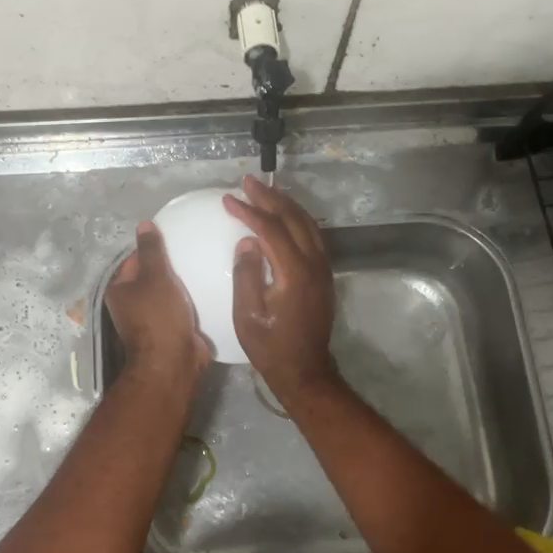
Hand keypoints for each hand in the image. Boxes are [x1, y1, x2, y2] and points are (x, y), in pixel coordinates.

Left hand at [105, 222, 210, 384]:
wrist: (174, 361)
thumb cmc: (159, 316)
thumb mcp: (155, 277)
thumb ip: (152, 250)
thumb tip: (144, 224)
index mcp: (120, 291)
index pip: (134, 260)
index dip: (153, 247)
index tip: (176, 236)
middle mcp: (132, 305)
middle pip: (152, 277)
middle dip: (171, 266)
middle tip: (194, 249)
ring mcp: (152, 320)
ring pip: (169, 293)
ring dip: (184, 284)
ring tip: (205, 265)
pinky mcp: (172, 330)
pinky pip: (182, 309)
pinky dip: (193, 301)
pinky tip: (210, 289)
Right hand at [224, 176, 340, 408]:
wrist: (304, 370)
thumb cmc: (271, 347)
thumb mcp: (247, 315)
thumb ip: (246, 275)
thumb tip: (247, 243)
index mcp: (294, 273)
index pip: (271, 230)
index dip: (249, 211)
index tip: (229, 199)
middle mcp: (314, 265)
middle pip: (293, 219)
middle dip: (269, 198)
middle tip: (248, 181)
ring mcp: (323, 269)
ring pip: (307, 224)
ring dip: (286, 204)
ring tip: (265, 191)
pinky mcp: (324, 275)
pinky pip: (313, 236)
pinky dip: (297, 219)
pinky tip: (284, 215)